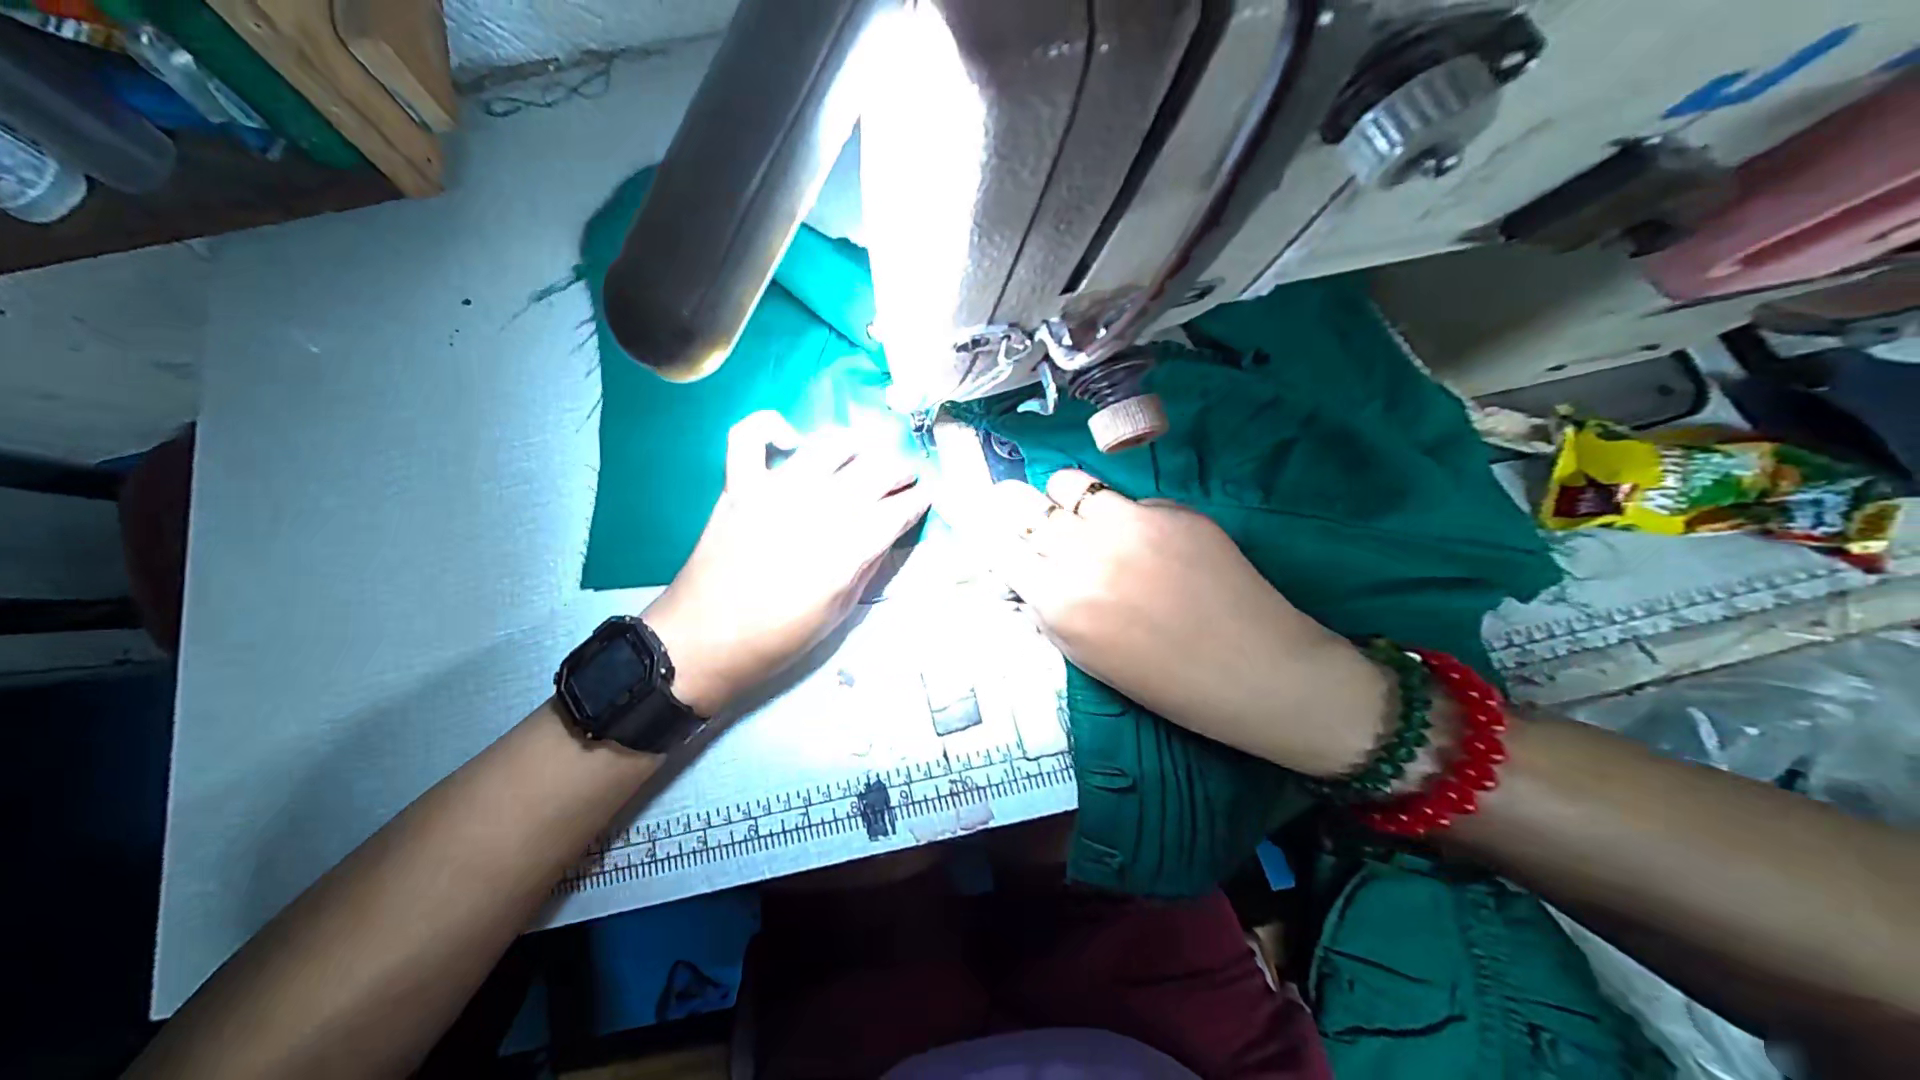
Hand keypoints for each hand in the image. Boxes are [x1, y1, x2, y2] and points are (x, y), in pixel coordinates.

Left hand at [644, 412, 931, 716]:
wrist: (705, 641)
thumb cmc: (779, 638)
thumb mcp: (839, 612)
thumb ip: (867, 565)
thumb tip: (888, 531)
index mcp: (848, 548)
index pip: (898, 509)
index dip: (918, 499)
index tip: (926, 495)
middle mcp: (818, 509)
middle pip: (874, 470)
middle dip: (900, 470)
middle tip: (906, 476)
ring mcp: (775, 491)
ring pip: (828, 445)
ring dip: (856, 445)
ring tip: (862, 456)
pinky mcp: (740, 486)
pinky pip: (749, 437)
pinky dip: (770, 426)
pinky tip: (790, 439)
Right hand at [966, 470, 1394, 777]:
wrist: (1253, 671)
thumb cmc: (1163, 681)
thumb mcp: (1085, 654)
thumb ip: (1049, 605)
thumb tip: (1027, 567)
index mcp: (1058, 602)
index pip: (1001, 546)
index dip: (994, 534)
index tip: (995, 527)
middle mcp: (1083, 555)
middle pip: (1024, 504)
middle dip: (1016, 504)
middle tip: (1022, 506)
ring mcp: (1129, 525)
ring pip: (1071, 485)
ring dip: (1067, 499)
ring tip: (1083, 515)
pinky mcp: (1171, 510)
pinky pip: (1126, 500)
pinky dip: (1123, 514)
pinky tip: (1148, 541)